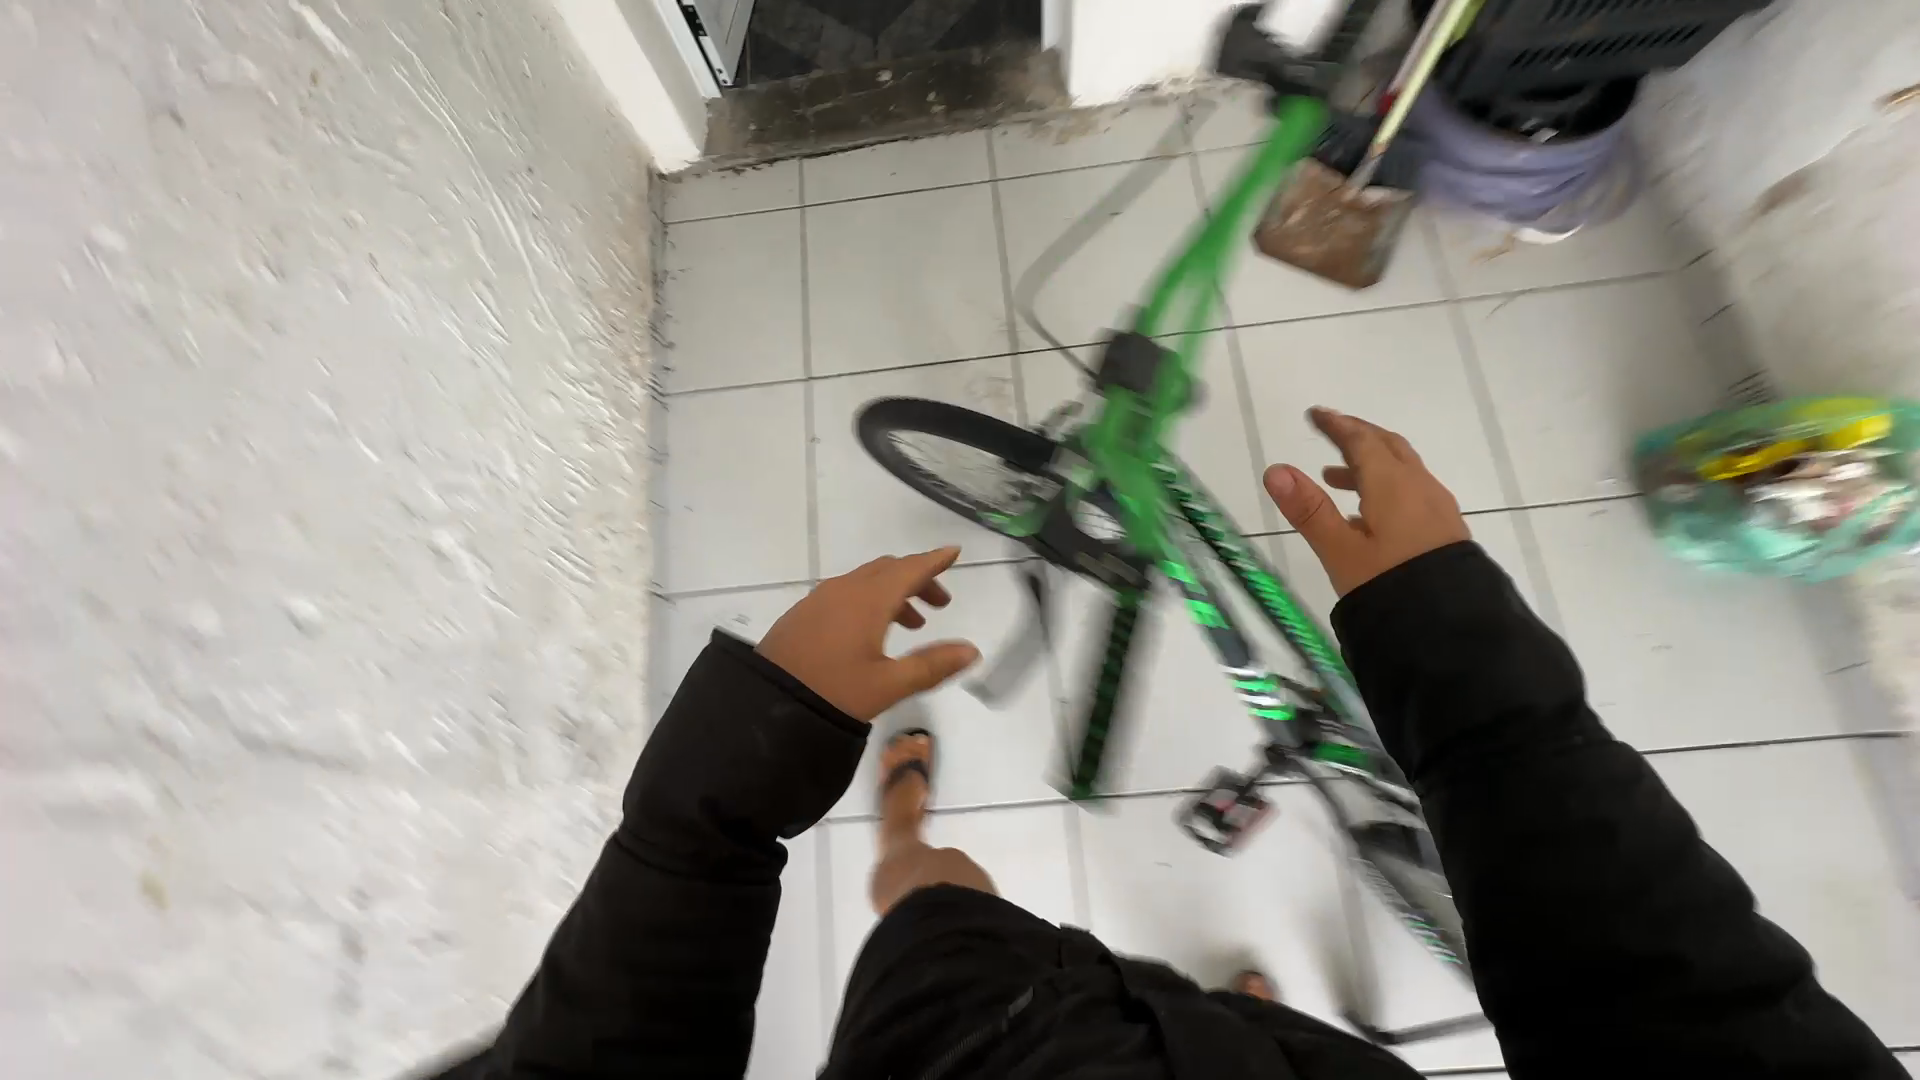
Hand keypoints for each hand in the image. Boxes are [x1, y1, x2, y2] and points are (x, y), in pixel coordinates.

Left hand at [757, 547, 981, 722]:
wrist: (767, 703)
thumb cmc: (834, 691)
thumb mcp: (889, 684)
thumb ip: (933, 665)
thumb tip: (972, 651)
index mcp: (869, 599)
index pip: (910, 568)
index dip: (935, 561)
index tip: (954, 552)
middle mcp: (845, 589)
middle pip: (889, 570)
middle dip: (918, 580)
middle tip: (940, 604)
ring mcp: (821, 599)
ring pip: (866, 581)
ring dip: (894, 593)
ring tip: (912, 624)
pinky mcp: (804, 613)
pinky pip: (846, 593)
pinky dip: (869, 600)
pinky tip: (870, 631)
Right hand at [1263, 407, 1470, 596]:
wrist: (1449, 627)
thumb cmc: (1389, 584)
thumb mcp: (1339, 550)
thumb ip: (1308, 509)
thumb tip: (1275, 470)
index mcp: (1392, 486)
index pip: (1361, 442)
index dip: (1337, 426)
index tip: (1315, 414)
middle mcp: (1419, 488)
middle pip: (1388, 447)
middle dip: (1357, 435)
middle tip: (1330, 431)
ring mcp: (1436, 508)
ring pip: (1402, 469)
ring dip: (1369, 463)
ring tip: (1334, 476)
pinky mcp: (1442, 529)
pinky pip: (1410, 490)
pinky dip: (1385, 484)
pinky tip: (1367, 512)